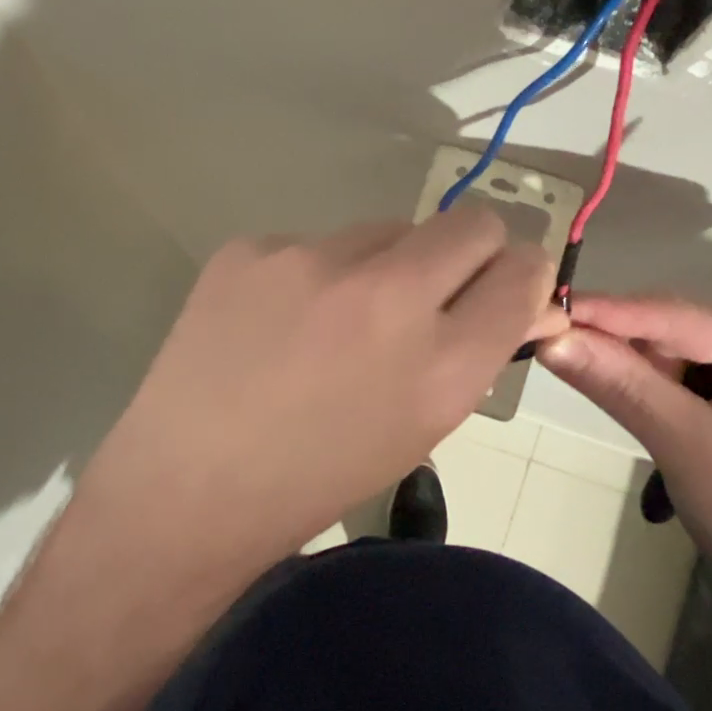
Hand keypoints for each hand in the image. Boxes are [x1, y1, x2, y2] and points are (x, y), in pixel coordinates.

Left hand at [82, 208, 563, 570]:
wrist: (189, 486)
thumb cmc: (311, 482)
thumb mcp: (415, 433)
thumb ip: (468, 360)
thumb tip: (513, 305)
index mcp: (441, 365)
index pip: (522, 273)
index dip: (519, 277)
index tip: (500, 290)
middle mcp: (388, 295)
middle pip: (471, 224)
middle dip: (468, 253)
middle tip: (428, 294)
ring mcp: (312, 260)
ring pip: (384, 230)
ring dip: (381, 266)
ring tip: (330, 324)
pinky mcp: (251, 248)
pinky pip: (310, 244)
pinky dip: (310, 276)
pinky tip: (272, 324)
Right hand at [536, 296, 711, 618]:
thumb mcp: (691, 450)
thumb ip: (623, 387)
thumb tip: (553, 339)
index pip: (683, 316)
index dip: (609, 313)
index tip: (543, 307)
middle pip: (681, 329)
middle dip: (619, 343)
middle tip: (550, 348)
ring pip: (679, 353)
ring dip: (632, 369)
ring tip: (582, 375)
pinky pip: (690, 377)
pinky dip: (653, 390)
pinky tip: (629, 402)